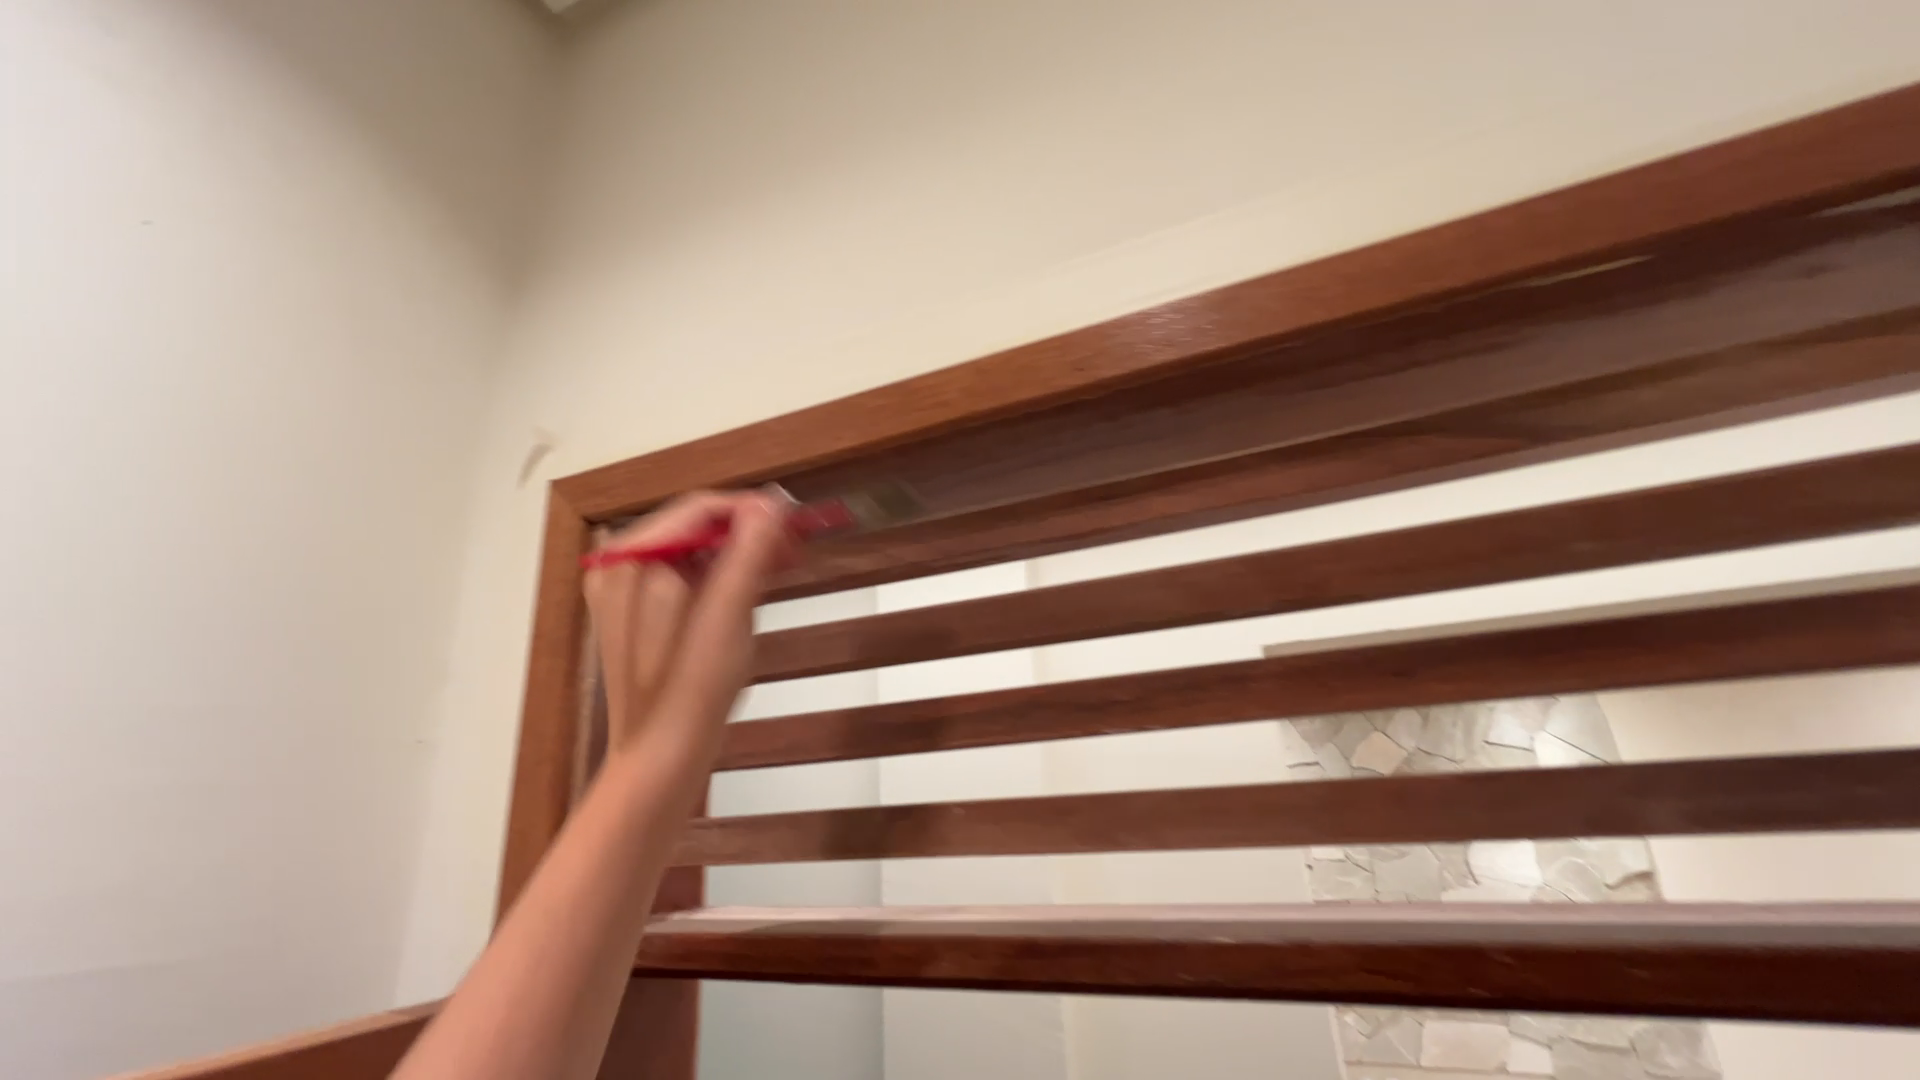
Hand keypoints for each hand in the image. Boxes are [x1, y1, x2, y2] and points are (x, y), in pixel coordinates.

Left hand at [582, 490, 794, 747]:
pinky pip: (685, 575)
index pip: (698, 509)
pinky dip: (721, 575)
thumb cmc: (694, 690)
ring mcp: (625, 590)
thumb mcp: (728, 614)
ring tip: (780, 567)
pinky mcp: (638, 612)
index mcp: (632, 561)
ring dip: (738, 553)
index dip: (752, 509)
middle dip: (747, 532)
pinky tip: (751, 588)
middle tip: (793, 548)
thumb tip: (772, 504)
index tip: (795, 521)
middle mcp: (619, 567)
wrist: (663, 753)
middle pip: (694, 527)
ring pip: (693, 551)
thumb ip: (748, 552)